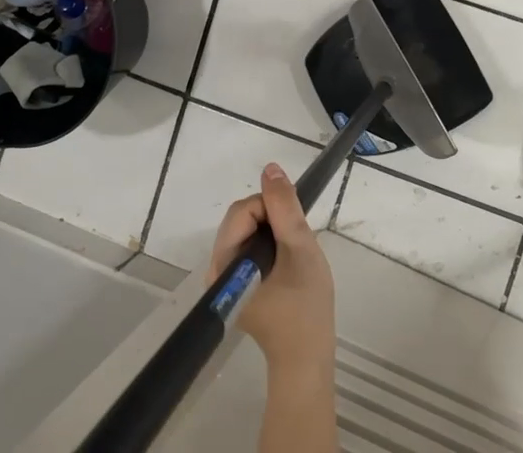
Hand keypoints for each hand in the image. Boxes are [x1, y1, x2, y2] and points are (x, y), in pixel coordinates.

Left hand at [208, 163, 334, 367]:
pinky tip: (287, 262)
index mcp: (225, 262)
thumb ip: (285, 207)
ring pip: (245, 230)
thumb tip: (271, 168)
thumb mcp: (300, 248)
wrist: (307, 355)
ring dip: (272, 230)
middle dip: (271, 218)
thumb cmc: (306, 305)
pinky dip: (269, 244)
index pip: (244, 211)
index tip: (296, 227)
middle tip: (297, 240)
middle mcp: (215, 267)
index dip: (273, 208)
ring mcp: (223, 277)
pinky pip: (248, 246)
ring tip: (294, 252)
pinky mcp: (235, 283)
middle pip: (240, 218)